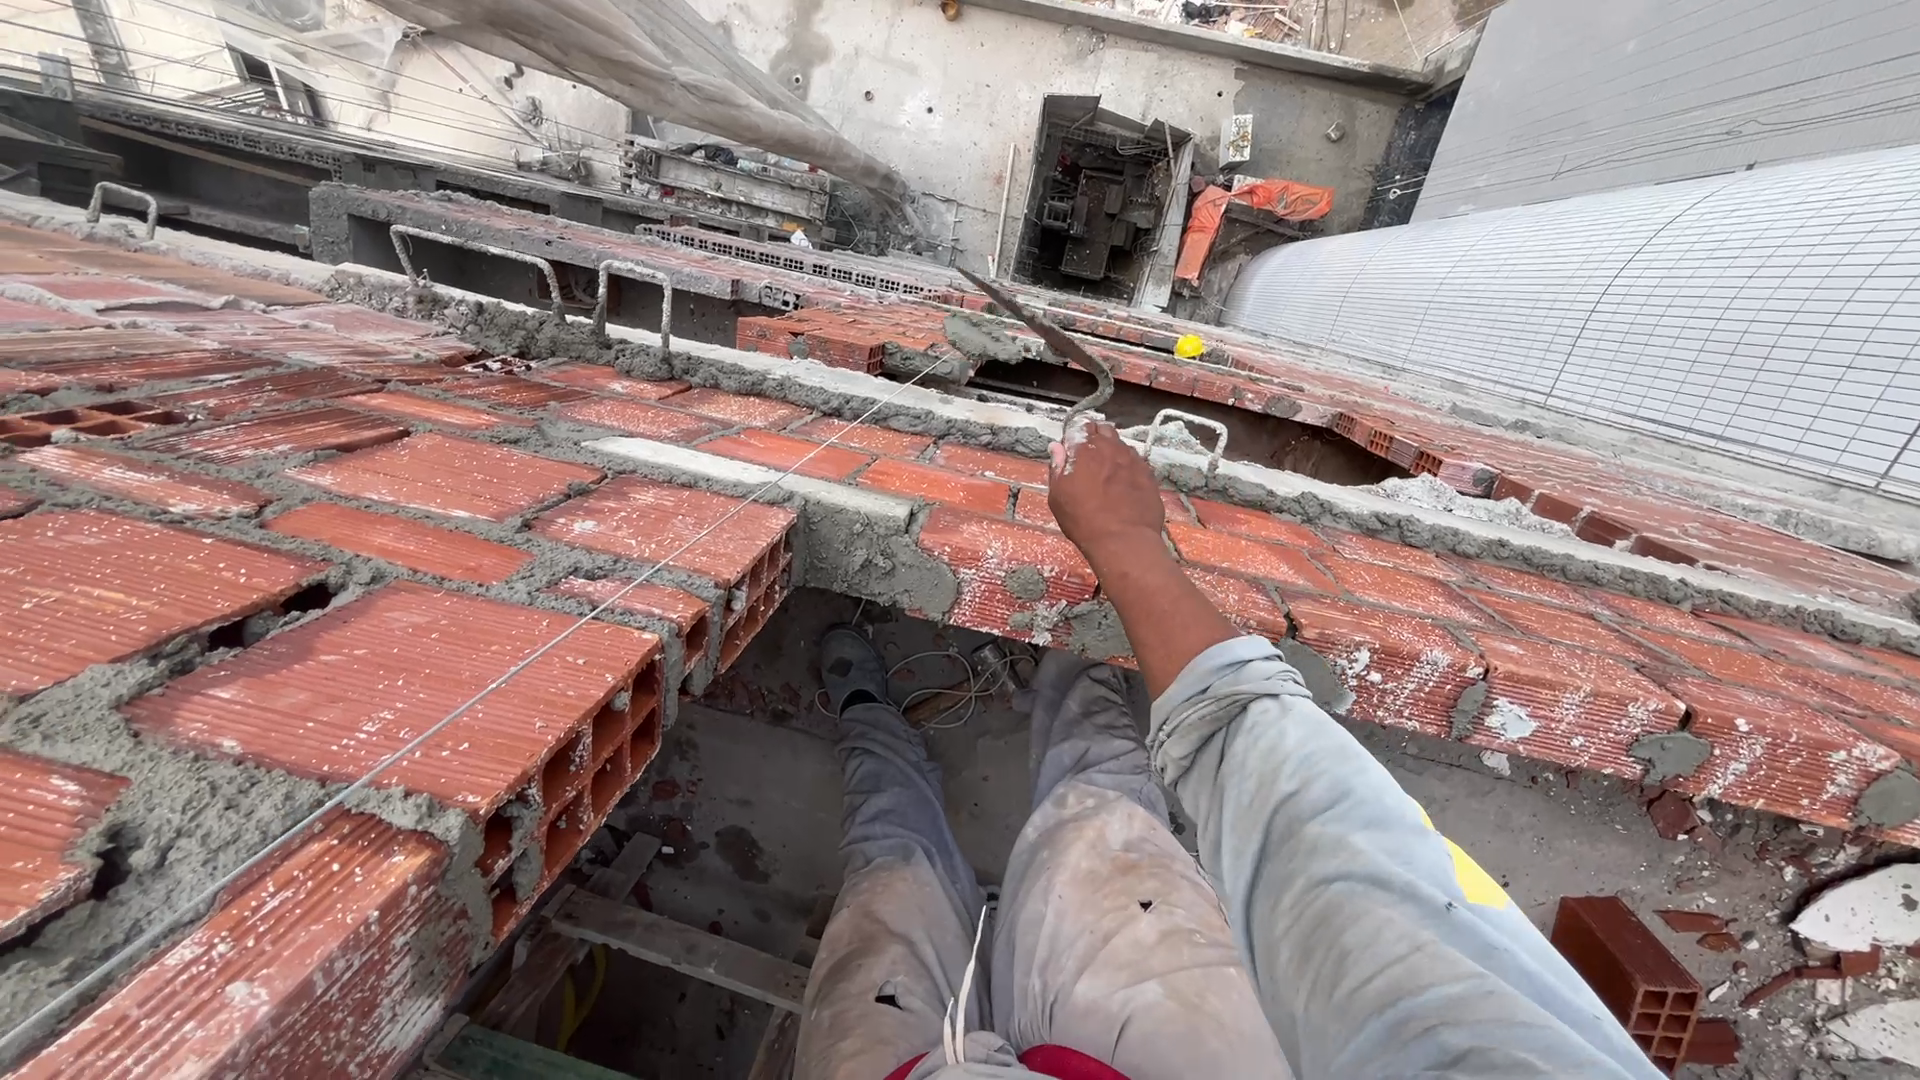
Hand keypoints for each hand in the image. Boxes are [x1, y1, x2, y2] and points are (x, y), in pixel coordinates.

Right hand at [1048, 418, 1165, 565]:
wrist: (1123, 540)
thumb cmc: (1083, 520)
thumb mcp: (1058, 497)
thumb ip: (1057, 468)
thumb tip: (1057, 447)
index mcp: (1084, 449)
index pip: (1079, 427)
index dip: (1074, 435)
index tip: (1071, 448)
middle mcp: (1110, 448)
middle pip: (1103, 430)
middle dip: (1095, 437)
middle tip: (1088, 456)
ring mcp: (1133, 459)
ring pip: (1121, 444)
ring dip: (1112, 450)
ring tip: (1106, 470)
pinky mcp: (1148, 473)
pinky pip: (1136, 461)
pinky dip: (1127, 465)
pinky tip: (1123, 481)